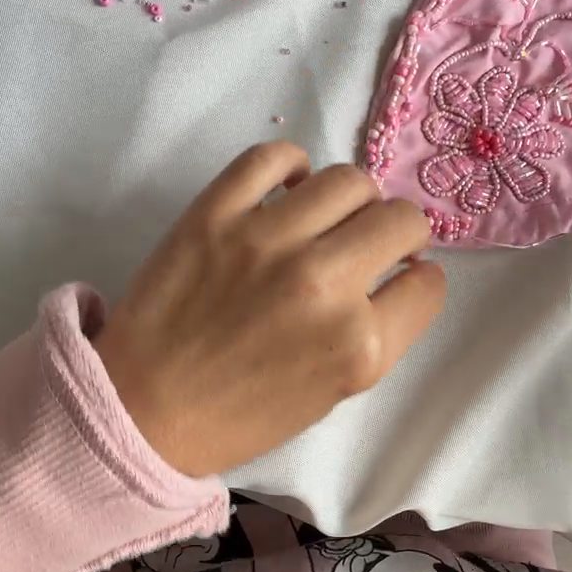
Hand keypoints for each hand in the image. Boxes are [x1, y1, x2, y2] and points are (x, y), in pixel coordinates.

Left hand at [94, 142, 444, 477]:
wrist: (143, 410)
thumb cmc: (240, 414)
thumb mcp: (331, 393)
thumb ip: (375, 333)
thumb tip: (398, 271)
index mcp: (358, 346)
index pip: (428, 284)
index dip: (417, 280)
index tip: (399, 278)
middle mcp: (323, 285)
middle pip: (401, 221)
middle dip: (400, 234)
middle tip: (370, 245)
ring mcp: (267, 242)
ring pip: (350, 181)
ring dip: (353, 200)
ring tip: (327, 219)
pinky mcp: (215, 213)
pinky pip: (273, 156)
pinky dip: (291, 167)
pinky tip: (289, 190)